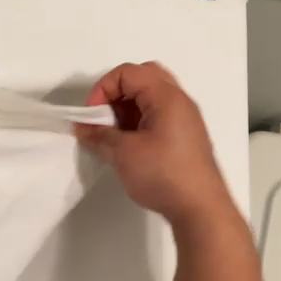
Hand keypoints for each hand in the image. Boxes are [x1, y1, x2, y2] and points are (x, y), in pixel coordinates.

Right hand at [75, 62, 232, 225]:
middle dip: (116, 93)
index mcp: (167, 97)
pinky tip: (128, 145)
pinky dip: (138, 120)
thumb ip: (99, 136)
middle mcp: (179, 101)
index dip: (103, 88)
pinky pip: (157, 114)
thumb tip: (81, 128)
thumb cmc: (163, 175)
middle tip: (104, 116)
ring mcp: (184, 118)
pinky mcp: (184, 136)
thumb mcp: (124, 154)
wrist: (200, 208)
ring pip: (151, 96)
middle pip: (143, 77)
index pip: (128, 72)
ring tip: (113, 133)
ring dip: (127, 108)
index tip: (91, 116)